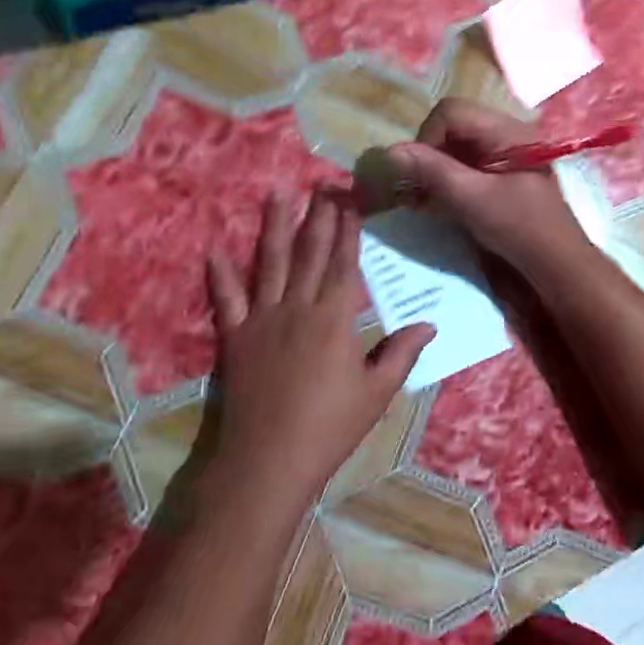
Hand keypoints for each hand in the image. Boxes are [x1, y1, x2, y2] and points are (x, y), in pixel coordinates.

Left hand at [206, 190, 434, 502]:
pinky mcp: (235, 337)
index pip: (343, 264)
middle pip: (308, 254)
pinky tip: (214, 251)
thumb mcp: (377, 393)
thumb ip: (401, 353)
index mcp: (334, 319)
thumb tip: (429, 324)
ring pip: (269, 264)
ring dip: (274, 228)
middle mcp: (297, 308)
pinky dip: (220, 275)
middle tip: (320, 185)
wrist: (271, 458)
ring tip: (277, 195)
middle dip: (317, 217)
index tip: (349, 202)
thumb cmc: (330, 427)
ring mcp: (262, 319)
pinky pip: (225, 299)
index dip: (347, 231)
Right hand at [386, 99, 594, 274]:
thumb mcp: (472, 200)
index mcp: (506, 131)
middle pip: (451, 127)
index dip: (427, 138)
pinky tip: (435, 205)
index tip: (419, 174)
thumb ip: (432, 172)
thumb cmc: (520, 228)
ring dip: (434, 170)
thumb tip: (390, 151)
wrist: (556, 263)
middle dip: (428, 155)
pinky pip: (464, 166)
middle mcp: (504, 134)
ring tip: (422, 200)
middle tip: (416, 190)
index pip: (451, 112)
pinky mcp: (499, 175)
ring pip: (454, 147)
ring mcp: (502, 154)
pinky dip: (445, 181)